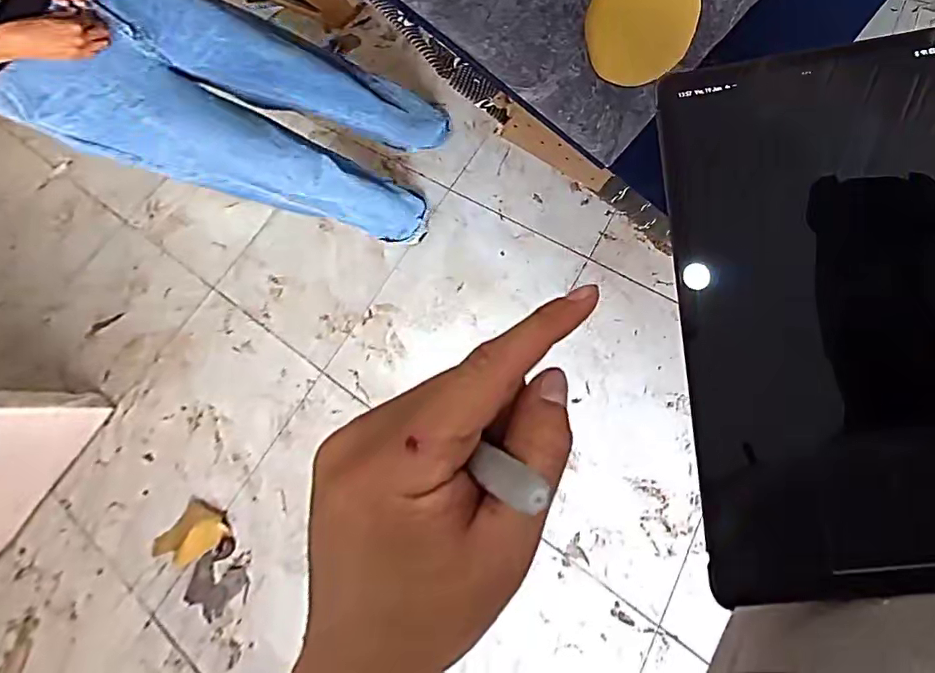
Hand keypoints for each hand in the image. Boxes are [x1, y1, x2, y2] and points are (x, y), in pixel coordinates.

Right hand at [0, 12, 110, 62]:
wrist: (9, 44)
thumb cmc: (23, 26)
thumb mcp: (47, 15)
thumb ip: (67, 15)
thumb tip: (78, 13)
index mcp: (74, 25)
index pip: (94, 18)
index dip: (91, 16)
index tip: (88, 15)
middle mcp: (81, 38)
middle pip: (104, 31)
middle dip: (100, 26)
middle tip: (93, 24)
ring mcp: (79, 49)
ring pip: (103, 43)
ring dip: (100, 38)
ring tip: (92, 34)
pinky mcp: (74, 57)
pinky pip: (94, 53)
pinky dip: (94, 48)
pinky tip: (86, 44)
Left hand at [298, 285, 597, 672]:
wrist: (361, 665)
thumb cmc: (430, 615)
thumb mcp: (511, 541)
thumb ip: (540, 449)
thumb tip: (550, 380)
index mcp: (394, 465)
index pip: (484, 372)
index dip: (542, 329)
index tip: (583, 298)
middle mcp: (361, 439)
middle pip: (472, 384)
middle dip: (510, 414)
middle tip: (510, 480)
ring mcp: (352, 439)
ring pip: (457, 393)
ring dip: (487, 426)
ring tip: (476, 492)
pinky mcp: (356, 443)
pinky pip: (436, 408)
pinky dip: (464, 431)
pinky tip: (455, 483)